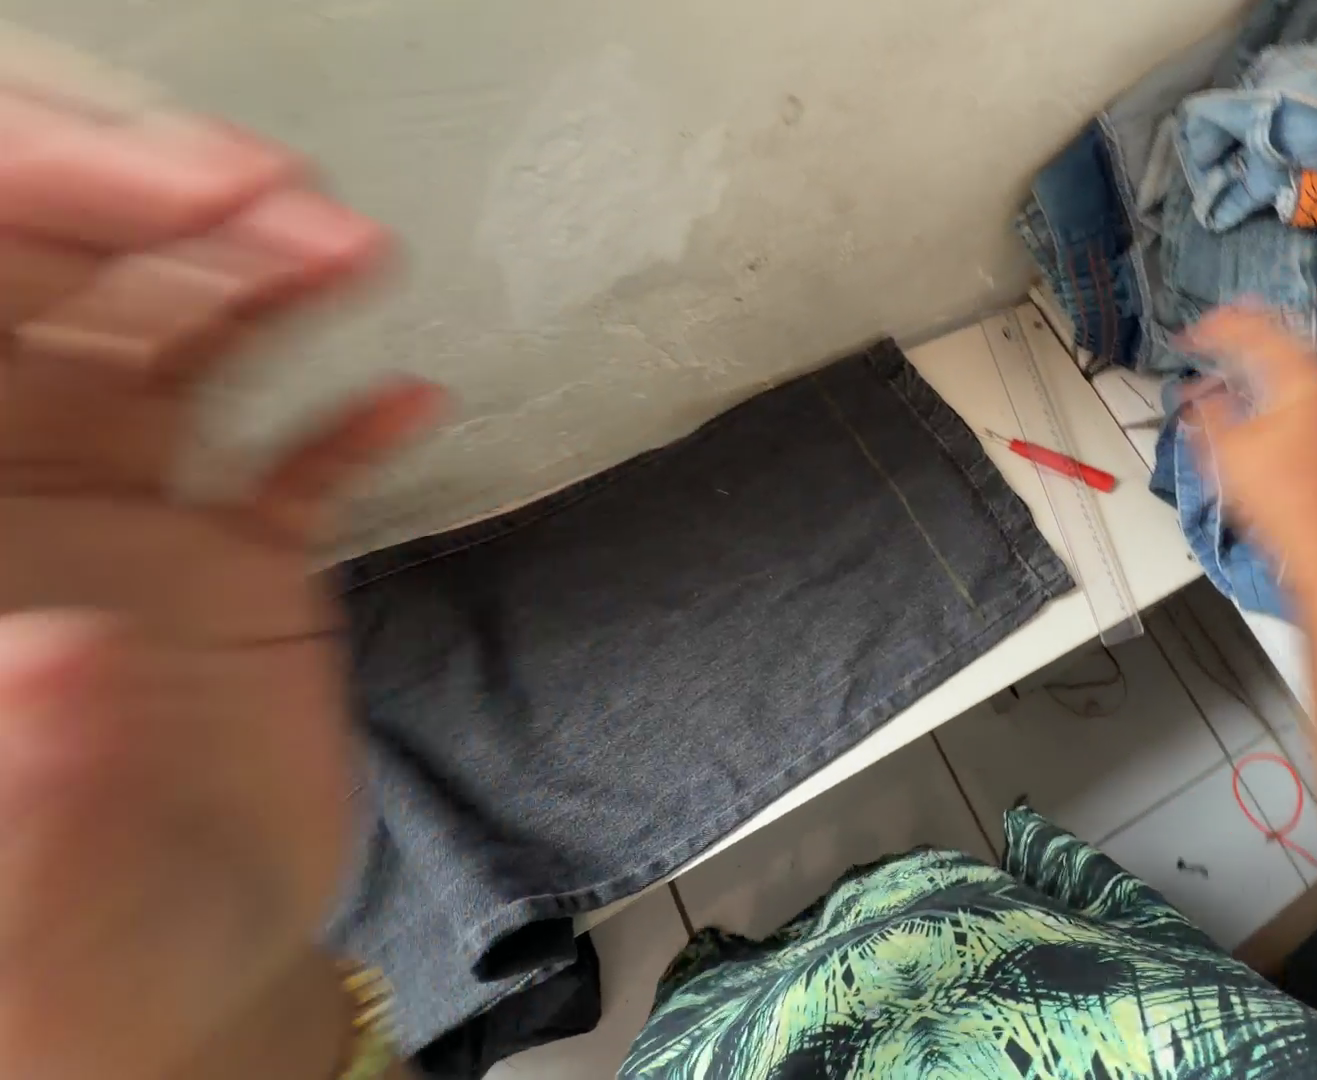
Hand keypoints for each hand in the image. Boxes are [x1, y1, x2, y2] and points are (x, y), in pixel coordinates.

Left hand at [0, 86, 438, 1079]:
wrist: (173, 975)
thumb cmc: (61, 958)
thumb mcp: (28, 904)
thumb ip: (24, 783)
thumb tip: (55, 645)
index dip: (30, 228)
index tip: (170, 197)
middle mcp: (4, 504)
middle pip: (46, 308)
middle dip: (157, 229)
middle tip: (289, 198)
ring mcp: (132, 528)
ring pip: (174, 358)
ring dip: (263, 292)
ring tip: (358, 253)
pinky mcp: (244, 563)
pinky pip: (297, 466)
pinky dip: (351, 424)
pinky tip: (413, 400)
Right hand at [1183, 304, 1316, 571]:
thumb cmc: (1274, 496)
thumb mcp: (1225, 451)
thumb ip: (1208, 412)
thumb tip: (1197, 395)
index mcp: (1301, 379)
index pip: (1256, 335)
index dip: (1218, 329)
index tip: (1190, 333)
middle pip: (1285, 338)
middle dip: (1247, 330)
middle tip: (1217, 324)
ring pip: (1298, 360)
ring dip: (1264, 351)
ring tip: (1236, 346)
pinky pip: (1306, 382)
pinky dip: (1279, 375)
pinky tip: (1262, 385)